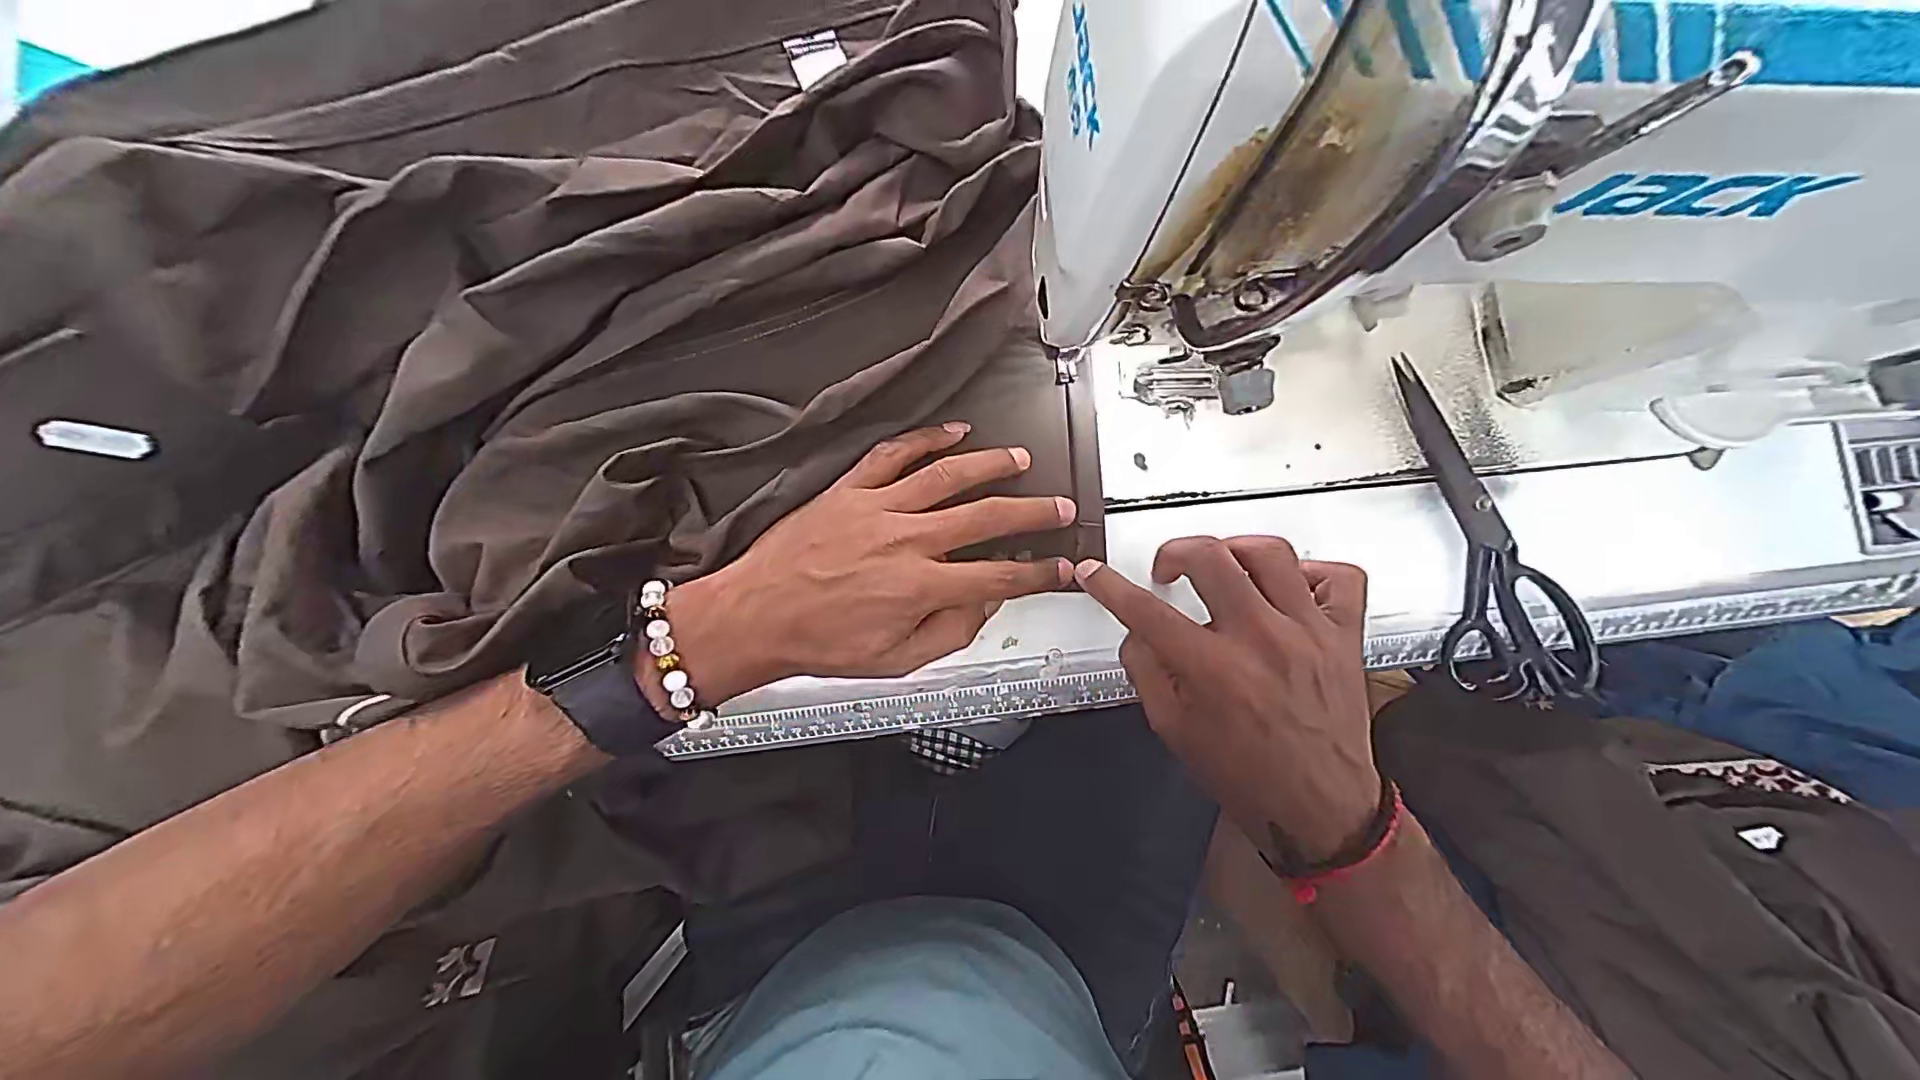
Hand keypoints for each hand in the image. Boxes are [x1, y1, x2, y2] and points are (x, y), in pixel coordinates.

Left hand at [655, 423, 1074, 704]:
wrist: (753, 617)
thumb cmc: (815, 641)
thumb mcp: (893, 661)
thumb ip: (949, 633)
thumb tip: (982, 606)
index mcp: (919, 588)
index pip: (999, 576)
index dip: (1039, 572)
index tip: (1058, 566)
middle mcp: (905, 542)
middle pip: (986, 518)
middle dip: (1032, 513)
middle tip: (1057, 507)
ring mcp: (877, 510)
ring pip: (948, 476)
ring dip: (991, 465)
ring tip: (1019, 460)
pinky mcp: (849, 491)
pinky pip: (894, 455)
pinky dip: (927, 439)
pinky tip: (952, 432)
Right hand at [1075, 536, 1378, 859]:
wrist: (1319, 808)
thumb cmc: (1251, 776)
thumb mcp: (1174, 729)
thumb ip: (1146, 672)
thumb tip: (1135, 634)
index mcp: (1214, 671)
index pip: (1145, 609)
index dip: (1109, 585)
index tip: (1097, 574)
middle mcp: (1262, 643)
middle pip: (1209, 557)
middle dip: (1173, 552)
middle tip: (1167, 568)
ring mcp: (1308, 635)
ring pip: (1271, 553)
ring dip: (1233, 549)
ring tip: (1222, 565)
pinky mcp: (1343, 638)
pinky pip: (1339, 577)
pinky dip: (1311, 570)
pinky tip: (1288, 584)